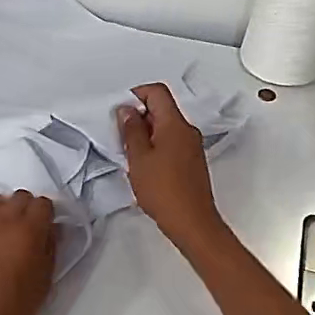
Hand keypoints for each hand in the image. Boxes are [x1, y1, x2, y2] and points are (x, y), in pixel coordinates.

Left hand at [0, 191, 57, 314]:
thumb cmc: (9, 308)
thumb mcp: (44, 282)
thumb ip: (51, 249)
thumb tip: (52, 231)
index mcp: (28, 230)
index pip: (44, 204)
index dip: (47, 215)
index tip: (46, 228)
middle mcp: (2, 219)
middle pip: (20, 197)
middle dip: (27, 209)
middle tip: (27, 231)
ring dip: (4, 212)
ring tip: (5, 235)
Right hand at [118, 83, 226, 249]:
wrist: (191, 222)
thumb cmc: (165, 191)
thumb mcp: (138, 158)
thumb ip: (131, 130)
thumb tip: (127, 110)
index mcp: (175, 124)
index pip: (157, 92)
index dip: (136, 95)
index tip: (121, 110)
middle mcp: (188, 131)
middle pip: (163, 108)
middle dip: (139, 115)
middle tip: (121, 133)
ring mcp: (192, 146)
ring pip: (167, 127)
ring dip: (147, 132)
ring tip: (131, 152)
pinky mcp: (192, 162)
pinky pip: (172, 143)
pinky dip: (157, 146)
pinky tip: (145, 165)